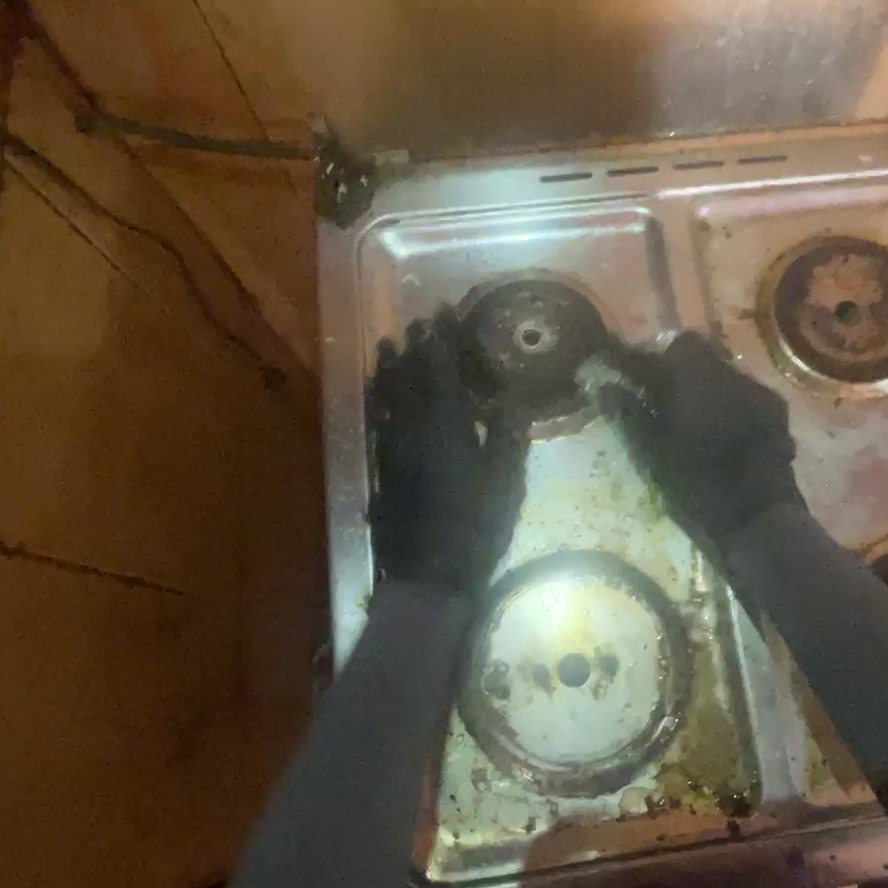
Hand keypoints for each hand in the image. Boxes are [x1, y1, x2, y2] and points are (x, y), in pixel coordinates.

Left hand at [369, 311, 526, 595]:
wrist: (429, 574)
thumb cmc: (476, 527)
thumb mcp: (506, 482)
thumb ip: (508, 437)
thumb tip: (513, 402)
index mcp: (447, 427)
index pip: (442, 369)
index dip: (442, 339)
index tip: (443, 313)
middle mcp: (414, 429)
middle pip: (409, 377)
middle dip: (413, 346)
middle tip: (417, 323)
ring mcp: (392, 449)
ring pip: (385, 398)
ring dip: (387, 369)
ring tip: (386, 345)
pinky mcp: (382, 470)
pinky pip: (375, 423)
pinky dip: (375, 402)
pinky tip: (376, 397)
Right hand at [599, 333, 804, 540]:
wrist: (759, 517)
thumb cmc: (698, 489)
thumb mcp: (654, 455)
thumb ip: (630, 413)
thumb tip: (604, 386)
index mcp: (692, 381)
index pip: (654, 355)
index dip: (633, 360)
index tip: (619, 370)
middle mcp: (726, 372)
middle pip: (690, 349)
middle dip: (669, 363)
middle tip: (655, 390)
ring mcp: (755, 386)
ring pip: (718, 365)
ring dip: (699, 379)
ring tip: (688, 408)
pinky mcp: (775, 405)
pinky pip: (742, 386)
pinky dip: (725, 395)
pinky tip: (720, 422)